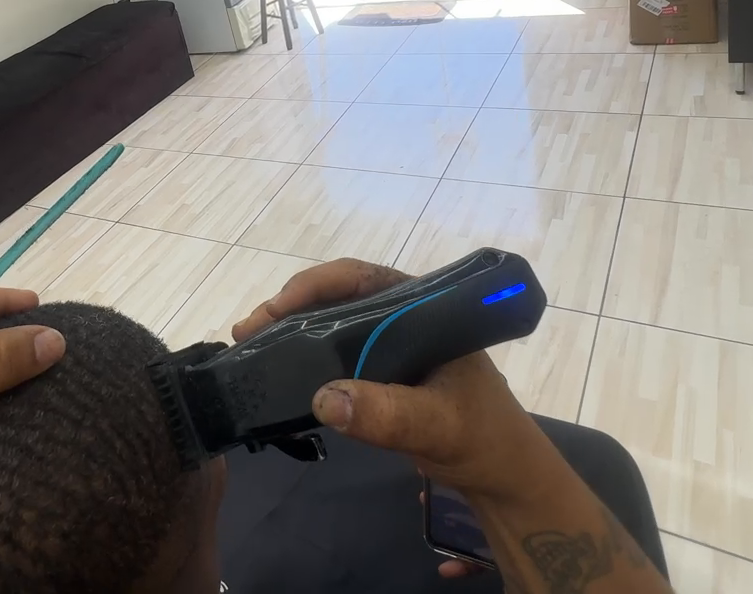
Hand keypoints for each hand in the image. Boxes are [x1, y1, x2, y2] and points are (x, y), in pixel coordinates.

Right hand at [235, 259, 538, 501]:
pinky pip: (332, 348)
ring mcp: (387, 339)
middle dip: (288, 306)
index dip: (313, 285)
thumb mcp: (438, 425)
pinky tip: (277, 365)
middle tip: (248, 329)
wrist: (503, 476)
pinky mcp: (377, 367)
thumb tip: (322, 398)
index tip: (276, 308)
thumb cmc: (481, 438)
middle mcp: (398, 313)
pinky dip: (302, 352)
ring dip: (289, 328)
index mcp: (418, 306)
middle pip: (334, 294)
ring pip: (328, 319)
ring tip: (250, 344)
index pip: (357, 277)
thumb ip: (388, 414)